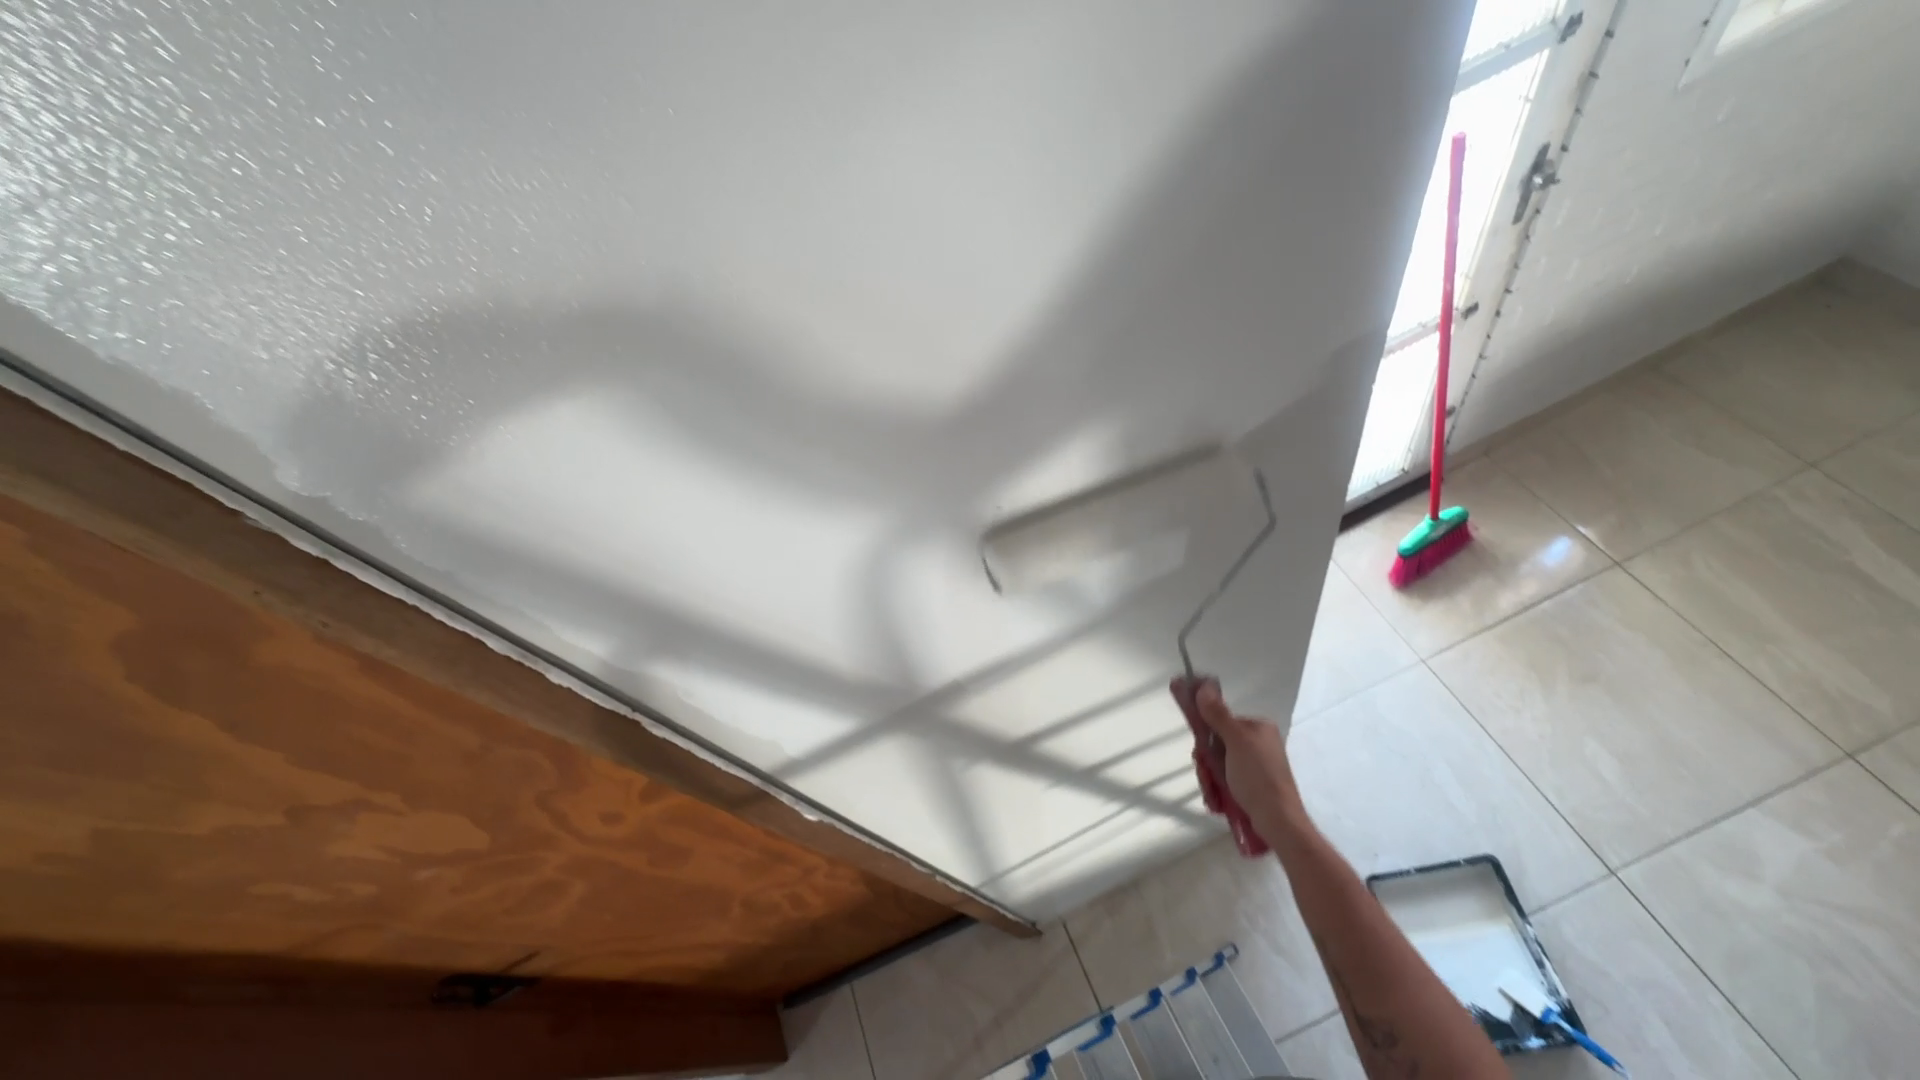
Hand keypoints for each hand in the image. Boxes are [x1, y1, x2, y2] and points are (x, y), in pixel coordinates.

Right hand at [1183, 678, 1309, 840]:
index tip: (1199, 754)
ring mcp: (1255, 766)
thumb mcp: (1236, 742)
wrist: (1278, 821)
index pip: (1219, 722)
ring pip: (1217, 766)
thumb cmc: (1258, 777)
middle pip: (1216, 746)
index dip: (1205, 738)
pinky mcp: (1252, 786)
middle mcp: (1257, 743)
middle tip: (1207, 778)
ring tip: (1214, 796)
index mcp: (1257, 728)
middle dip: (1206, 765)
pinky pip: (1225, 781)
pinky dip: (1218, 791)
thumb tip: (1202, 686)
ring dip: (1210, 781)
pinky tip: (1218, 802)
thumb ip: (1217, 714)